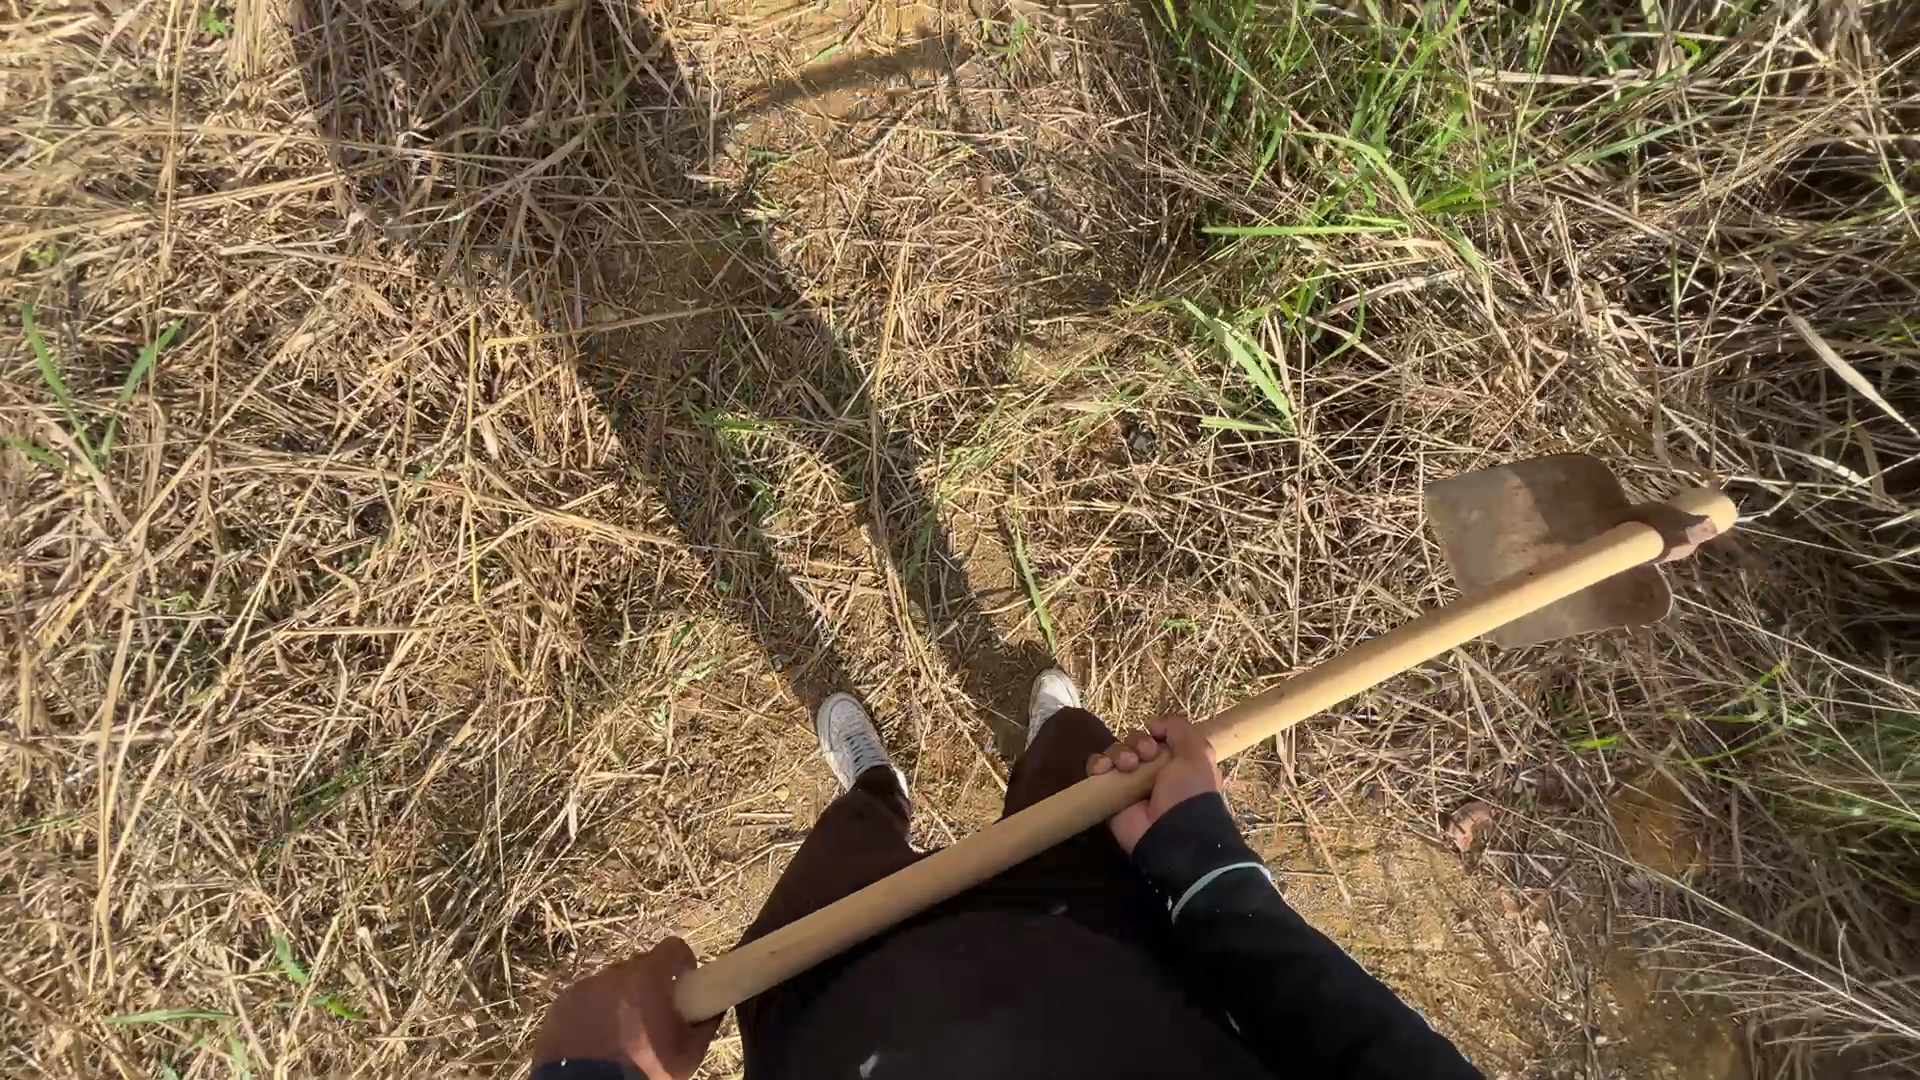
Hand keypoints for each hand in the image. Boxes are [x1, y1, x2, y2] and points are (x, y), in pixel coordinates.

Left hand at [531, 937, 718, 1079]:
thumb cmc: (641, 1074)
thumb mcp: (687, 1055)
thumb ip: (705, 1025)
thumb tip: (714, 1009)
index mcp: (648, 976)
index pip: (673, 947)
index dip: (682, 962)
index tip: (684, 982)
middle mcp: (615, 974)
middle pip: (640, 966)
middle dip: (648, 984)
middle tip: (651, 1015)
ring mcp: (584, 989)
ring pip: (610, 984)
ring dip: (619, 999)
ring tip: (619, 1033)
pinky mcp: (560, 1007)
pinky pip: (584, 1001)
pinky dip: (592, 1014)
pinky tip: (594, 1041)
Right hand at [1087, 714, 1221, 853]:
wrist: (1173, 835)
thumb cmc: (1189, 792)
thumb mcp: (1198, 754)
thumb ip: (1180, 730)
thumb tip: (1153, 724)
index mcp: (1173, 763)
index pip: (1153, 738)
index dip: (1152, 736)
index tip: (1155, 744)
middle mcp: (1150, 772)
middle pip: (1132, 743)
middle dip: (1135, 744)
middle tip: (1142, 757)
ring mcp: (1128, 784)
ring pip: (1114, 754)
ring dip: (1118, 754)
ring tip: (1126, 766)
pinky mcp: (1109, 796)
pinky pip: (1095, 771)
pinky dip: (1096, 765)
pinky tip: (1103, 770)